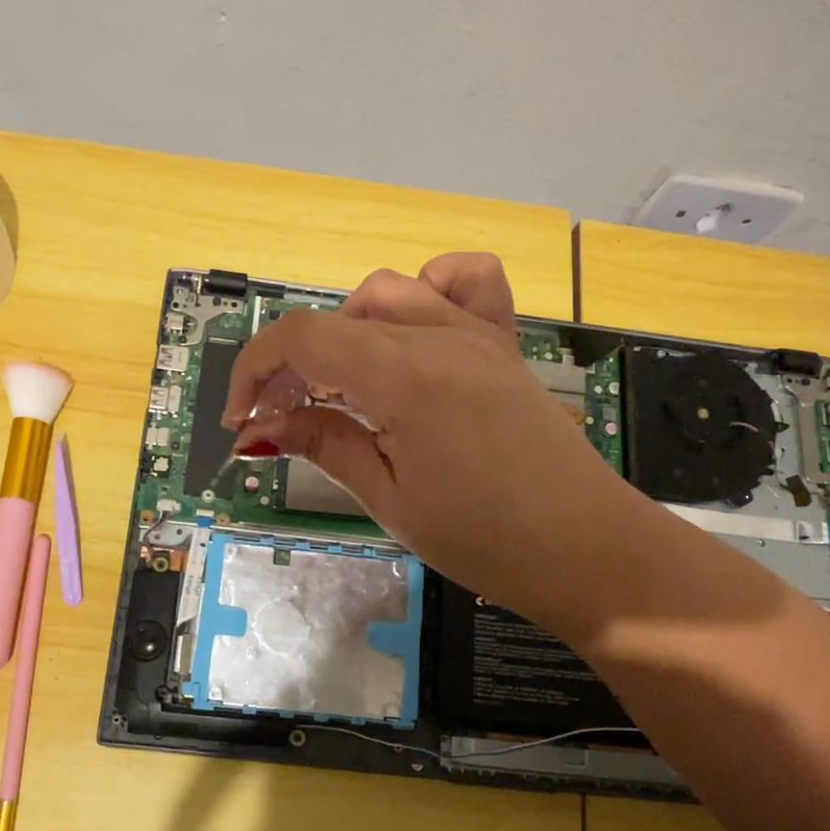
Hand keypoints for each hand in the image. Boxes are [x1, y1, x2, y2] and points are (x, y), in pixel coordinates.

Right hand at [225, 253, 641, 643]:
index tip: (244, 421)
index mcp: (403, 376)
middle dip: (293, 366)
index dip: (255, 370)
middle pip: (338, 318)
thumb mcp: (390, 500)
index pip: (303, 337)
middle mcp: (439, 335)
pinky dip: (429, 290)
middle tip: (285, 422)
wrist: (585, 549)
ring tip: (344, 385)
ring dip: (347, 330)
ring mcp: (478, 334)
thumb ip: (325, 445)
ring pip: (389, 292)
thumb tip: (262, 427)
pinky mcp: (504, 345)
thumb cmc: (485, 539)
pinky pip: (468, 281)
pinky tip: (415, 333)